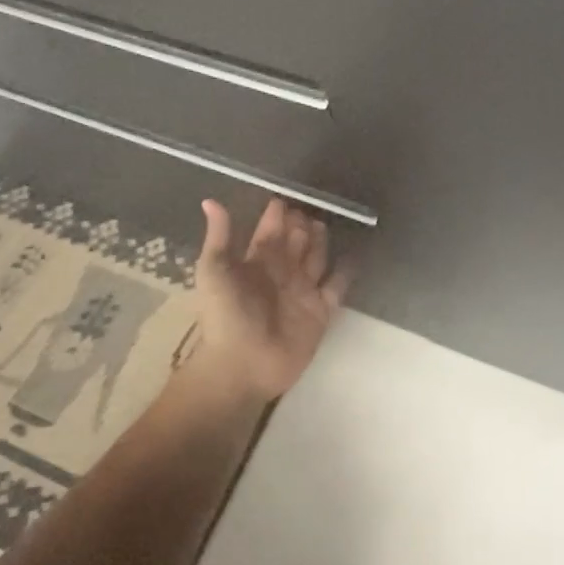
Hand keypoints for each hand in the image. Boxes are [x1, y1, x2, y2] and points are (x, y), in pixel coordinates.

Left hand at [188, 197, 349, 399]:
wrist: (241, 366)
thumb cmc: (225, 317)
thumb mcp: (214, 273)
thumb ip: (219, 238)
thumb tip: (210, 200)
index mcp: (255, 264)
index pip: (269, 233)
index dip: (276, 217)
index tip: (284, 198)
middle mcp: (281, 274)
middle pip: (296, 242)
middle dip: (301, 224)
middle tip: (310, 205)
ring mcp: (302, 292)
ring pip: (316, 258)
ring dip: (320, 241)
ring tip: (324, 223)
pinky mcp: (321, 311)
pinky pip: (337, 287)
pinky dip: (346, 272)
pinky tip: (353, 254)